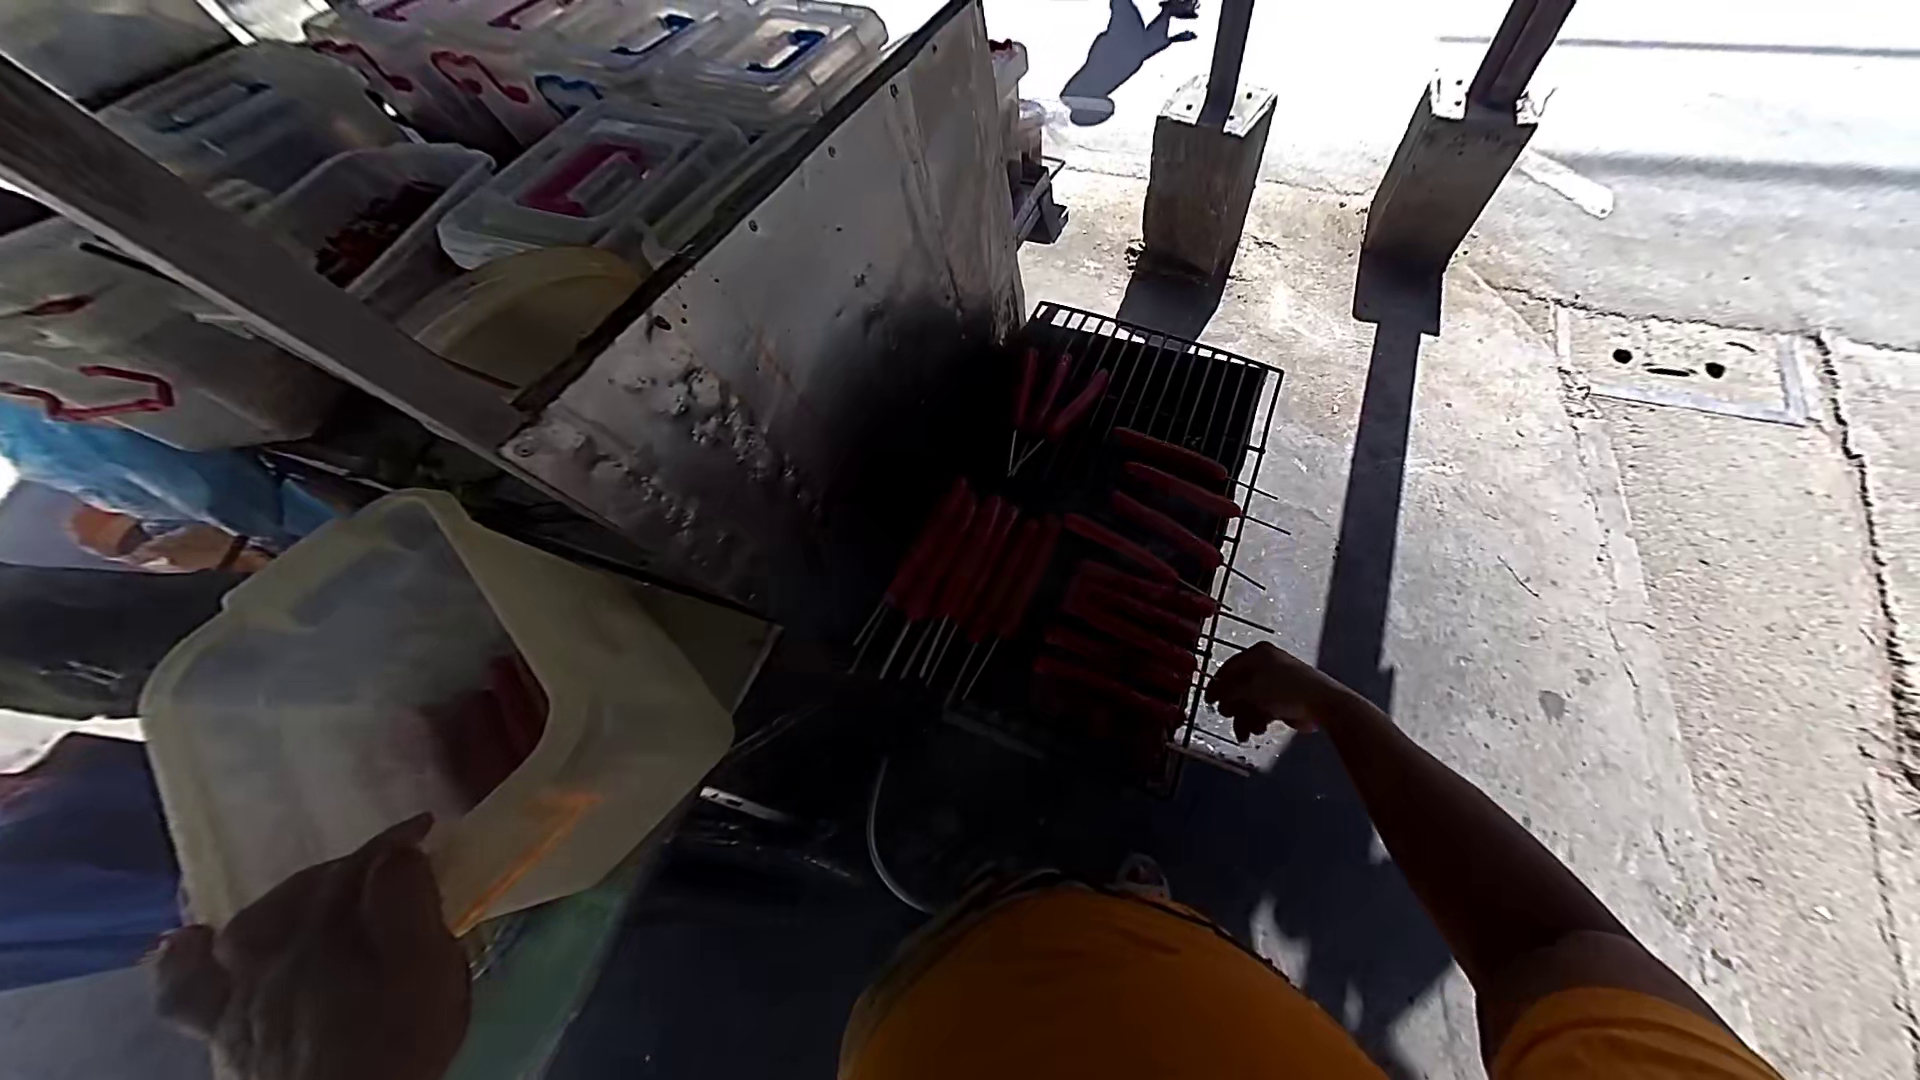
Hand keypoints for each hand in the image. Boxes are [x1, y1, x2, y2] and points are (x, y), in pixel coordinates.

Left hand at [153, 815, 469, 1079]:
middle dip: (349, 865)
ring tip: (310, 891)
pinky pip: (187, 989)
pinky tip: (190, 943)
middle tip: (386, 864)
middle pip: (308, 890)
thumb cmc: (403, 1037)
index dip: (397, 840)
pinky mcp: (223, 1037)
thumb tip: (399, 853)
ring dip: (284, 898)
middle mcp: (280, 957)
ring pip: (248, 928)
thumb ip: (410, 905)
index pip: (366, 865)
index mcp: (335, 936)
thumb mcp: (429, 964)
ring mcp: (242, 999)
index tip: (426, 827)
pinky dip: (187, 958)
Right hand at [1203, 642, 1373, 740]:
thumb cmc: (1284, 690)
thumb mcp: (1249, 691)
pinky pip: (1266, 707)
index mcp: (1259, 653)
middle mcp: (1268, 663)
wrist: (1324, 704)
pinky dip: (1260, 719)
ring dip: (1246, 717)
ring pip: (1253, 700)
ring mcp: (1279, 680)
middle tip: (1228, 717)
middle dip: (1235, 706)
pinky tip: (1258, 730)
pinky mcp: (1289, 697)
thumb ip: (1228, 695)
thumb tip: (1218, 701)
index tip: (1209, 701)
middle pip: (1241, 686)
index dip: (1217, 686)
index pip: (1229, 668)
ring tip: (1246, 733)